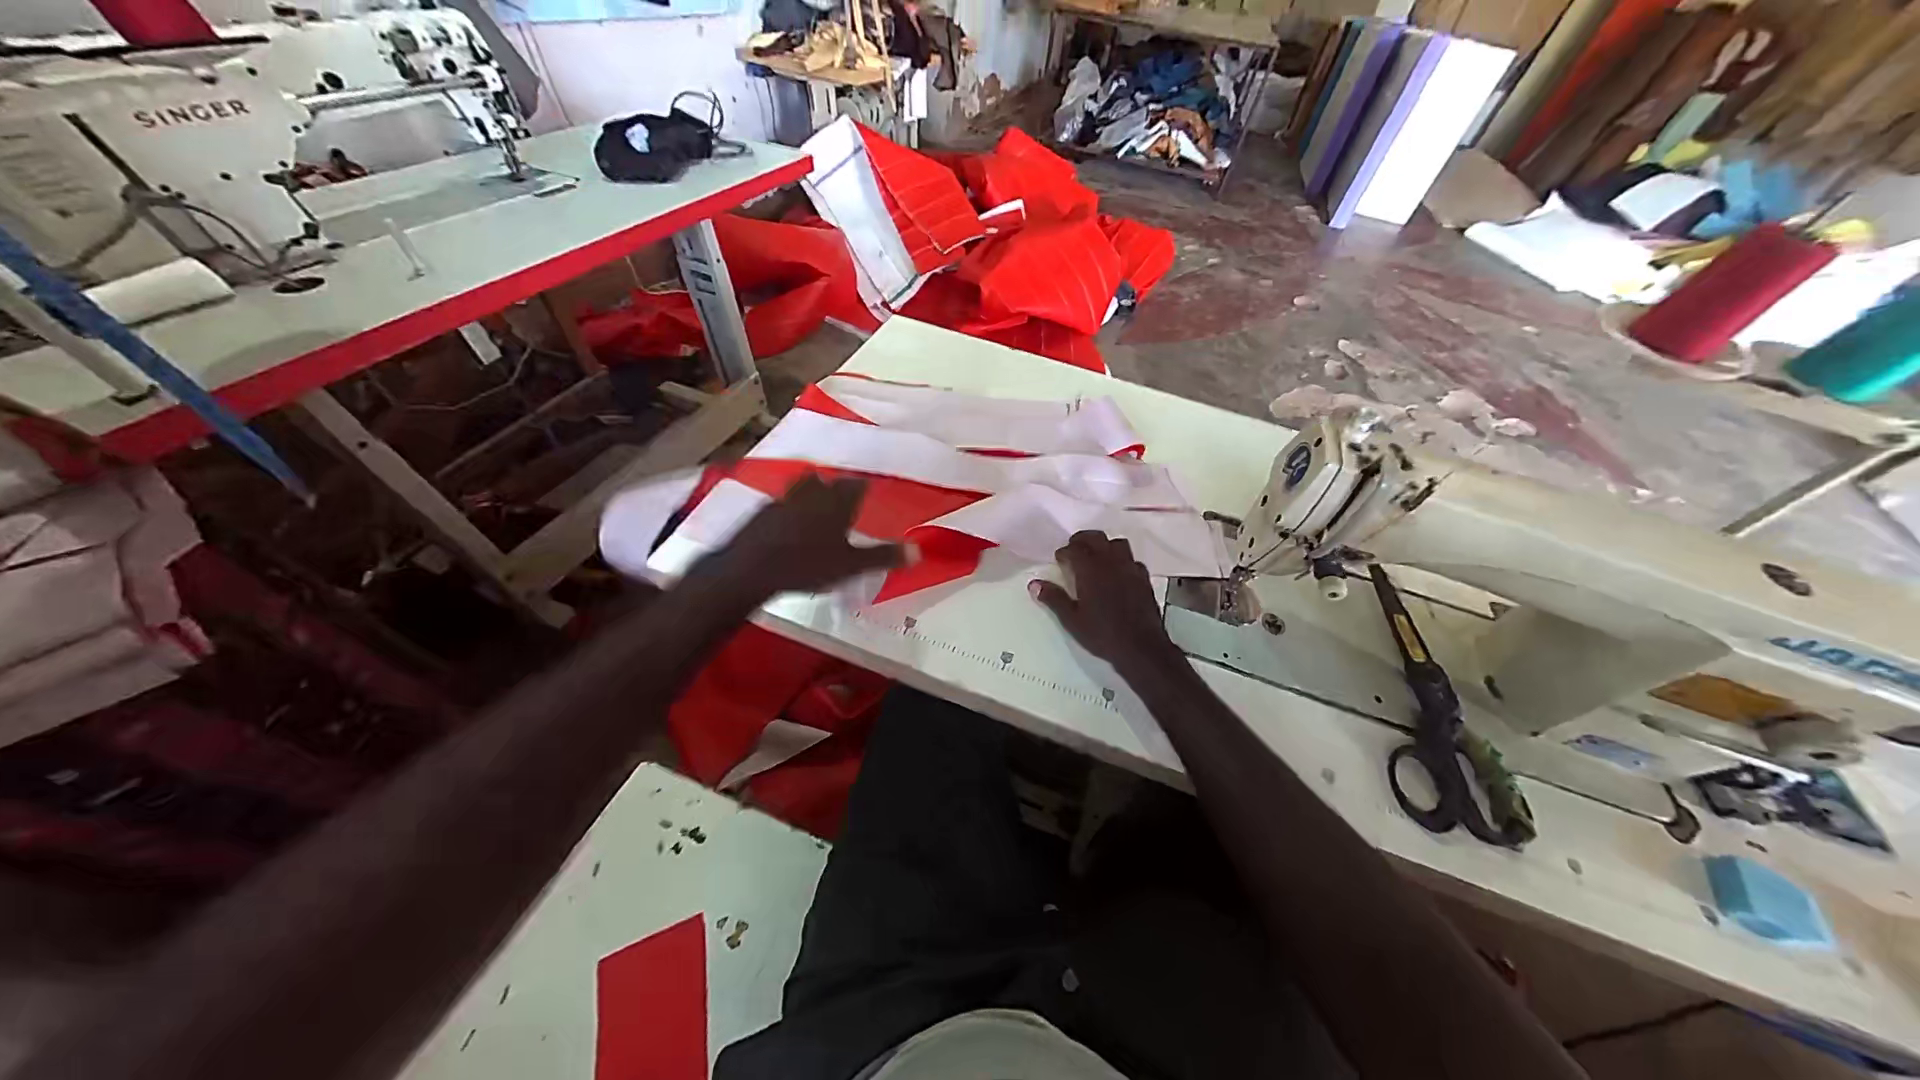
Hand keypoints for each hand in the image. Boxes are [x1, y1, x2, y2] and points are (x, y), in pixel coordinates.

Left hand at [699, 474, 907, 601]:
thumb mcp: (851, 566)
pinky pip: (780, 504)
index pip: (857, 485)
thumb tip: (918, 551)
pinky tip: (788, 527)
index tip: (869, 490)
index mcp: (837, 501)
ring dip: (811, 495)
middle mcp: (811, 492)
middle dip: (835, 487)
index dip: (864, 487)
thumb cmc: (807, 565)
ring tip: (817, 510)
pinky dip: (789, 511)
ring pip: (802, 489)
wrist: (750, 568)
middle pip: (827, 481)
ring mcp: (783, 499)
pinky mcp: (761, 512)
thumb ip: (884, 556)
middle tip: (842, 498)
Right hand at [1029, 531, 1179, 674]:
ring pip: (1117, 544)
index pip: (1074, 548)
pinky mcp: (1144, 578)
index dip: (1064, 552)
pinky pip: (1132, 560)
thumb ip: (1054, 598)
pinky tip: (1117, 574)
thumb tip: (1034, 584)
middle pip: (1096, 538)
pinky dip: (1121, 561)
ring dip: (1104, 546)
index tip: (1059, 560)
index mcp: (1091, 569)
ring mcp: (1130, 568)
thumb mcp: (1071, 619)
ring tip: (1096, 558)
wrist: (1140, 647)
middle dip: (1082, 541)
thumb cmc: (1102, 634)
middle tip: (1073, 551)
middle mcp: (1111, 562)